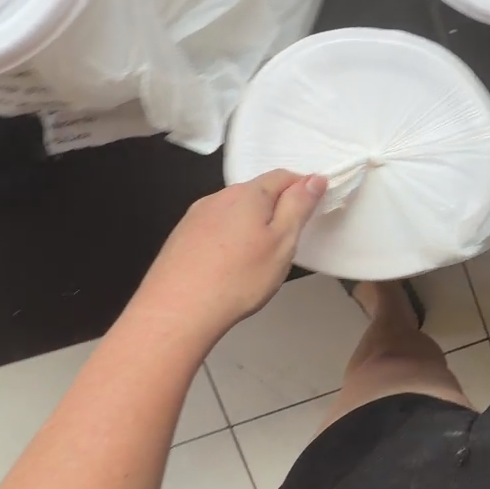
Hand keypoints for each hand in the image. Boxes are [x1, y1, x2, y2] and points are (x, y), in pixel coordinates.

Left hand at [125, 170, 326, 344]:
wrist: (176, 312)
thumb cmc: (238, 277)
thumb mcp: (283, 241)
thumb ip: (299, 205)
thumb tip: (314, 178)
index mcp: (248, 194)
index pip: (284, 176)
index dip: (303, 188)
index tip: (313, 211)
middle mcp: (219, 197)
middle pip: (257, 191)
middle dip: (277, 207)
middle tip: (289, 240)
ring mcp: (195, 216)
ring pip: (236, 209)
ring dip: (253, 222)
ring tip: (259, 255)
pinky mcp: (181, 236)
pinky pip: (216, 226)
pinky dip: (231, 236)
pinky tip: (231, 263)